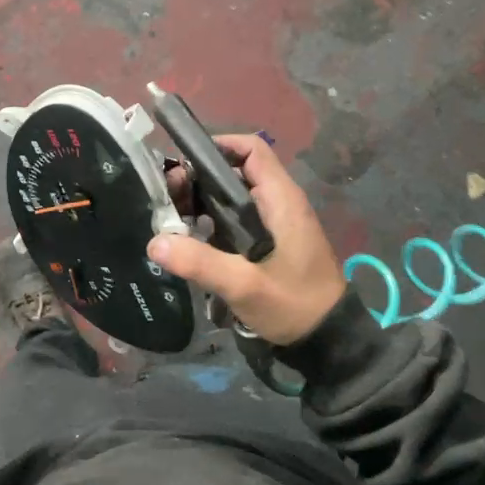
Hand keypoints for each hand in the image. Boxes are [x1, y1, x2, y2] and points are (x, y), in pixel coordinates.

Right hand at [149, 134, 346, 344]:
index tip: (182, 163)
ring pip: (233, 196)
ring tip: (173, 220)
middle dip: (199, 179)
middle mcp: (279, 203)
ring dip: (203, 202)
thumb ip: (200, 262)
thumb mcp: (244, 286)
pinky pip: (238, 219)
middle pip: (235, 171)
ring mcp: (276, 223)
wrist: (329, 339)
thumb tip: (155, 242)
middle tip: (168, 199)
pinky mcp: (271, 242)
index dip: (217, 146)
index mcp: (280, 200)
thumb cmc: (293, 304)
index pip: (251, 150)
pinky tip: (192, 240)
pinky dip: (214, 221)